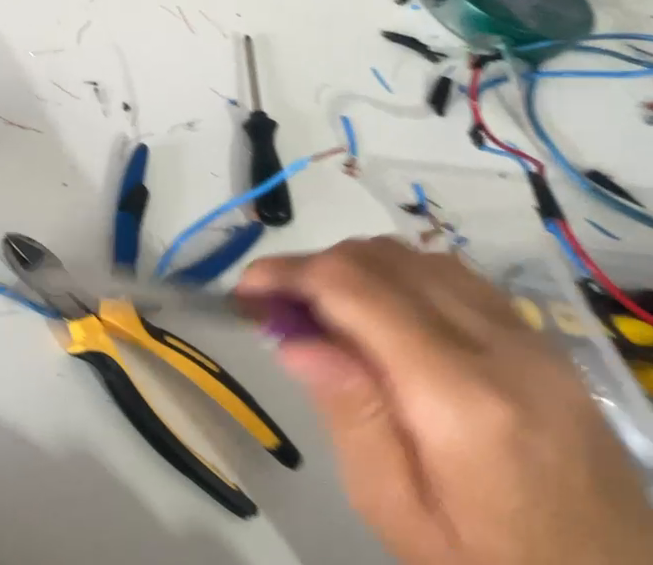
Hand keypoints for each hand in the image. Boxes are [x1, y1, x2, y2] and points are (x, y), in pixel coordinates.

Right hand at [240, 237, 652, 564]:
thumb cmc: (487, 559)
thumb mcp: (397, 509)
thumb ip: (349, 418)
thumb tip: (293, 340)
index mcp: (460, 397)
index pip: (354, 288)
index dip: (285, 272)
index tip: (242, 293)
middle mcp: (506, 353)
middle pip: (383, 260)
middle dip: (311, 267)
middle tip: (271, 308)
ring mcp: (537, 347)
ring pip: (420, 258)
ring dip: (354, 268)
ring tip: (320, 311)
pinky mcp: (550, 351)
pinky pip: (459, 280)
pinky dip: (401, 277)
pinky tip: (379, 317)